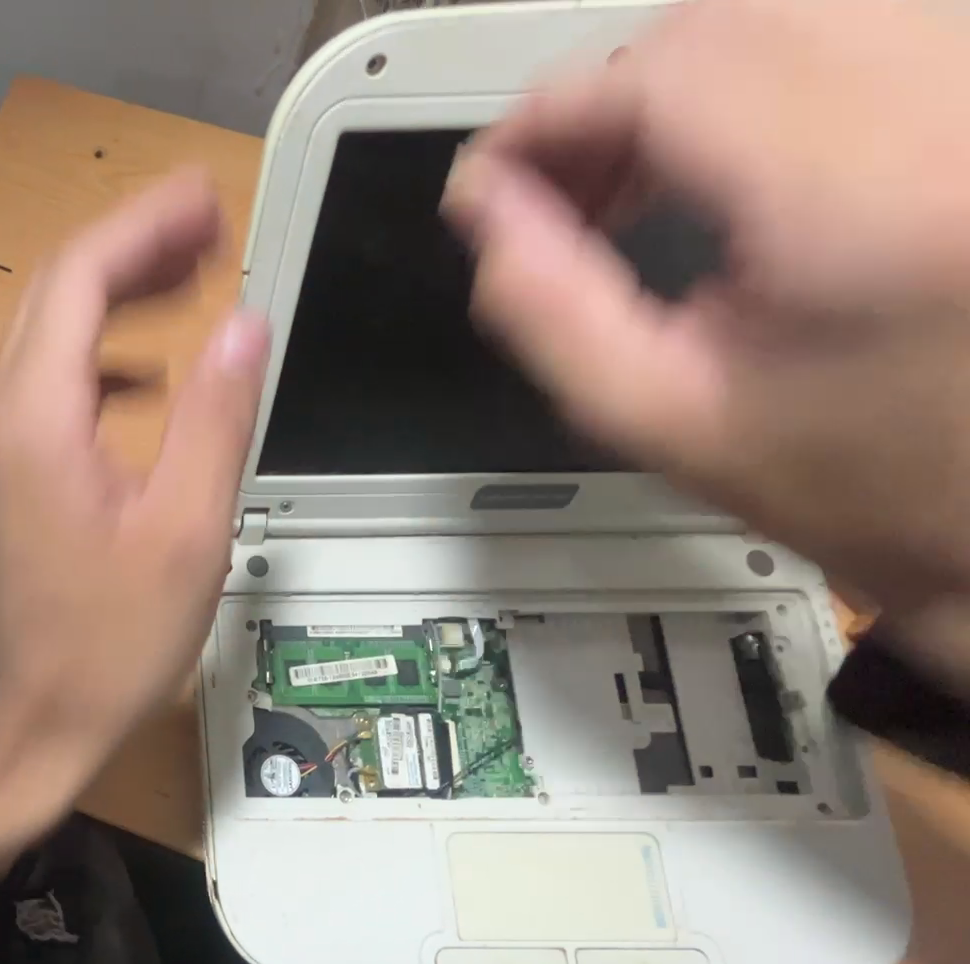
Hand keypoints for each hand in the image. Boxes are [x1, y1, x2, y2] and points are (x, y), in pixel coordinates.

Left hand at [0, 170, 269, 893]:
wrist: (41, 711)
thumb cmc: (111, 640)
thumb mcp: (187, 529)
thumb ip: (215, 415)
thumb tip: (245, 322)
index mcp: (37, 420)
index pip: (77, 280)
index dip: (143, 226)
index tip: (208, 200)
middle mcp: (1, 417)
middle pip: (57, 294)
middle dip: (134, 248)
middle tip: (214, 228)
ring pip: (52, 334)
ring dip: (119, 295)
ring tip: (196, 277)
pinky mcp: (11, 469)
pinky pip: (53, 383)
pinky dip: (104, 354)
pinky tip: (152, 371)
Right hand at [442, 0, 969, 689]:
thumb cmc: (845, 475)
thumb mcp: (649, 414)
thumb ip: (542, 308)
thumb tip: (483, 208)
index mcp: (866, 206)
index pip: (672, 75)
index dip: (552, 112)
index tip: (489, 176)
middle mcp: (957, 114)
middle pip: (726, 19)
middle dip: (602, 94)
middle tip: (547, 185)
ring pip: (786, 12)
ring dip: (663, 86)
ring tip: (615, 183)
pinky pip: (847, 31)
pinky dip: (736, 82)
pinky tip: (697, 163)